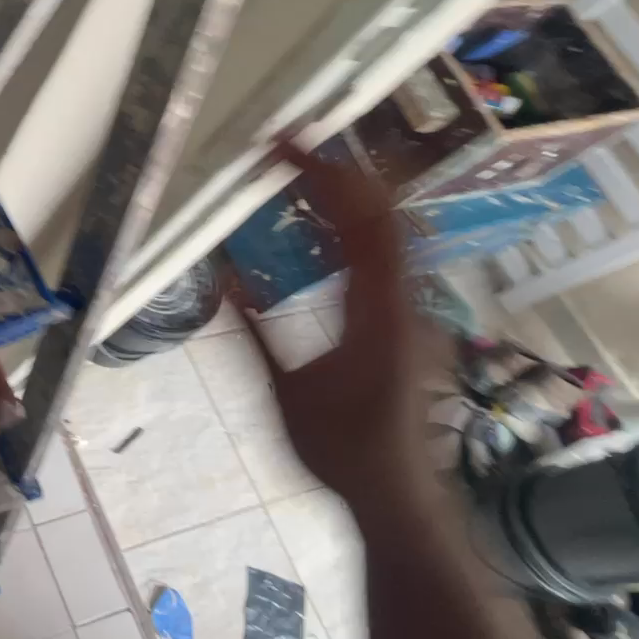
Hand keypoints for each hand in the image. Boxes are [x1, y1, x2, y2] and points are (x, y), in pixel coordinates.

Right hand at [237, 142, 429, 511]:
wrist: (394, 492)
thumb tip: (222, 277)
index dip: (324, 177)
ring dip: (349, 196)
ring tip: (301, 173)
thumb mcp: (285, 391)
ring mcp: (415, 310)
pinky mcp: (409, 321)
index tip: (282, 147)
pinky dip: (354, 230)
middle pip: (384, 214)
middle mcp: (407, 300)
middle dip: (337, 171)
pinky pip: (386, 258)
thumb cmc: (337, 449)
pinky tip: (322, 229)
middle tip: (288, 145)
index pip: (360, 223)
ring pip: (391, 232)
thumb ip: (253, 332)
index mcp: (379, 313)